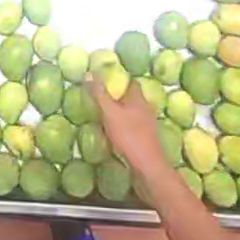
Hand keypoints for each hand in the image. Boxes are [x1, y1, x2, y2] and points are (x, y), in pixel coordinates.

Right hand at [88, 73, 170, 187]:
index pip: (132, 83)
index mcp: (139, 99)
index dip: (122, 79)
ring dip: (124, 113)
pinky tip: (117, 134)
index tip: (109, 79)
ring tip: (109, 115)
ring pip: (136, 114)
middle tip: (106, 98)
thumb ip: (100, 94)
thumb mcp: (110, 113)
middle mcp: (147, 110)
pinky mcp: (148, 140)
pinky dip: (127, 127)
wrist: (148, 167)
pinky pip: (136, 128)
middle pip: (134, 98)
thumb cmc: (129, 136)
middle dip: (122, 97)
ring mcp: (149, 126)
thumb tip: (90, 72)